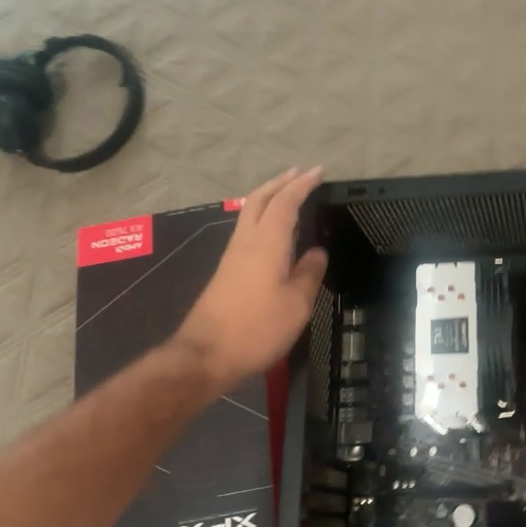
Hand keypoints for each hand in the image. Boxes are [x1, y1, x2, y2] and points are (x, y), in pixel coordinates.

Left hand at [171, 167, 328, 393]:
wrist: (207, 354)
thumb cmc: (257, 328)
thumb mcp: (296, 304)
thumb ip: (309, 274)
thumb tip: (316, 253)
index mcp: (266, 243)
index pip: (285, 203)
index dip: (302, 185)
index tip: (318, 172)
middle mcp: (246, 242)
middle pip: (259, 199)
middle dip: (280, 183)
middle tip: (300, 174)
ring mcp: (233, 256)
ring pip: (249, 213)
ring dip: (269, 198)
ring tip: (288, 194)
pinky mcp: (227, 272)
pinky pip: (247, 230)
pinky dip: (263, 218)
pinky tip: (274, 231)